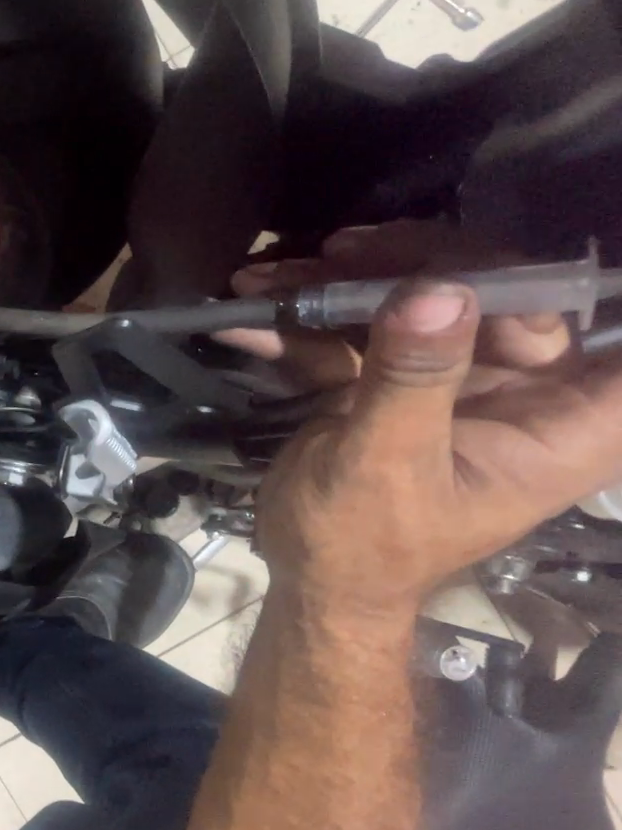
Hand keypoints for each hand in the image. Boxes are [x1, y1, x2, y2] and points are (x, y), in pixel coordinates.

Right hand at [255, 274, 621, 610]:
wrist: (311, 579)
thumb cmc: (365, 541)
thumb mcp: (386, 463)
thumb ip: (414, 380)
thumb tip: (436, 290)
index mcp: (563, 417)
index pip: (591, 321)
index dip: (540, 278)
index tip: (447, 259)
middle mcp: (518, 389)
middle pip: (489, 296)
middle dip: (407, 265)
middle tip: (335, 250)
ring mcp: (448, 384)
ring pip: (410, 308)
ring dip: (332, 288)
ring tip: (262, 278)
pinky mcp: (385, 387)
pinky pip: (349, 340)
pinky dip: (295, 327)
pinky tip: (244, 317)